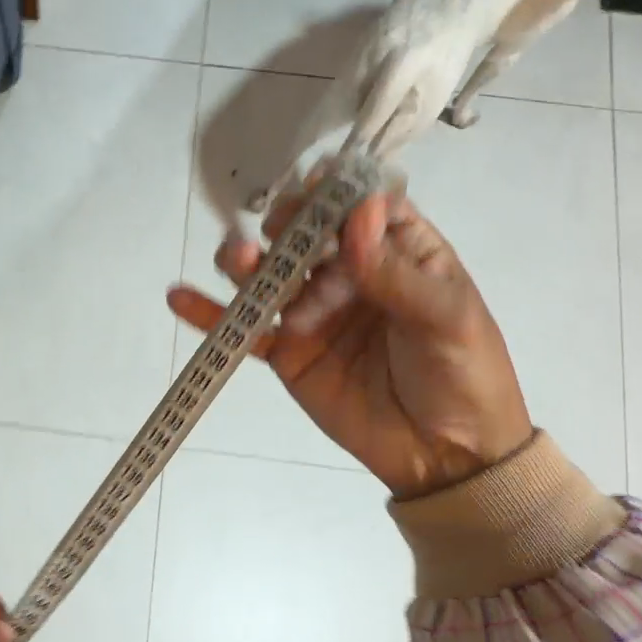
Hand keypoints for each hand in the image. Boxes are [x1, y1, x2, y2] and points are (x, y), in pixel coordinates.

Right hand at [168, 187, 533, 498]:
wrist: (442, 453)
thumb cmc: (462, 372)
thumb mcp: (445, 316)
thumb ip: (395, 272)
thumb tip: (357, 215)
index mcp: (400, 252)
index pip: (362, 208)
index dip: (337, 195)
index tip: (315, 188)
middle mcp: (349, 275)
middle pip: (307, 235)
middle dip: (288, 224)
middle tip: (279, 231)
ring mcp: (312, 314)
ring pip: (270, 277)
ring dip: (246, 262)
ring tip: (237, 259)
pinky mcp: (285, 354)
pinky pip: (246, 331)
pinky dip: (210, 316)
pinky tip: (179, 298)